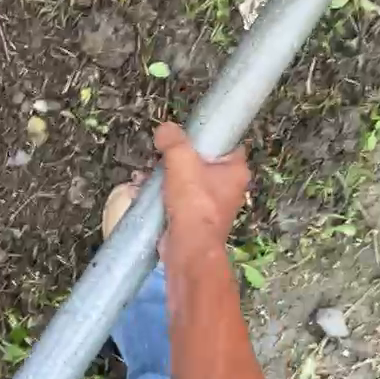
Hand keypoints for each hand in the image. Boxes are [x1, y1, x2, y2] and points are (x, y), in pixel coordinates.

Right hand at [154, 121, 249, 259]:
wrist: (189, 249)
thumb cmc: (194, 203)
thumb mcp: (182, 162)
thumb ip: (173, 141)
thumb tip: (165, 129)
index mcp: (236, 171)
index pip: (228, 144)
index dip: (208, 136)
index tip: (188, 134)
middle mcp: (228, 188)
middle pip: (202, 162)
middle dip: (176, 159)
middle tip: (160, 155)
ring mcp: (211, 205)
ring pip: (187, 181)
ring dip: (164, 176)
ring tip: (144, 174)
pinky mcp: (194, 219)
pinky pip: (178, 199)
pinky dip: (162, 194)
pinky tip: (143, 190)